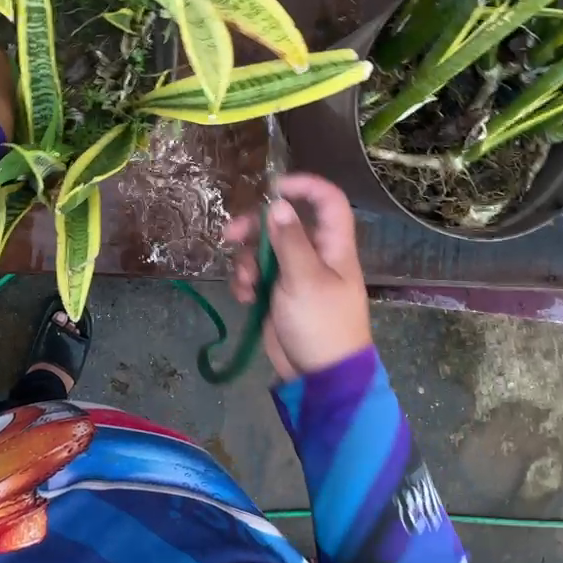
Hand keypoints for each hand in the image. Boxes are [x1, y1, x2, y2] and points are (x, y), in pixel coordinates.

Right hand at [225, 173, 371, 381]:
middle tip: (229, 235)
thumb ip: (289, 242)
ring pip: (263, 250)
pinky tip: (243, 298)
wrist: (319, 376)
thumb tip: (278, 204)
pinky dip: (246, 282)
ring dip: (246, 262)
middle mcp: (314, 255)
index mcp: (333, 247)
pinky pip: (256, 276)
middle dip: (254, 229)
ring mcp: (294, 275)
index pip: (327, 202)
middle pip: (283, 224)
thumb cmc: (321, 324)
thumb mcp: (304, 280)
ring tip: (244, 283)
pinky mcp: (277, 295)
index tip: (273, 188)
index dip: (305, 187)